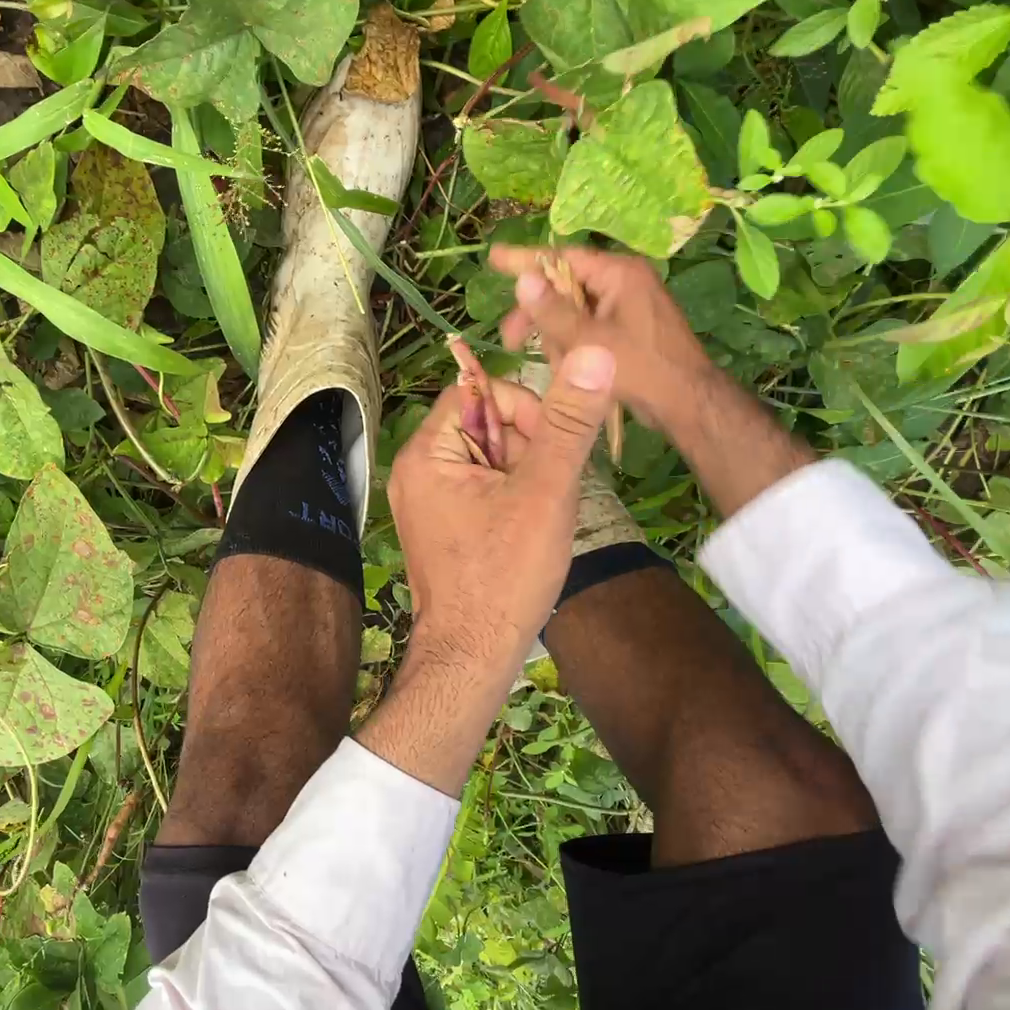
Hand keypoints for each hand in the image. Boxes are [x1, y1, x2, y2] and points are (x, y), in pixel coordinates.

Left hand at [387, 346, 617, 687]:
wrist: (472, 654)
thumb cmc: (504, 576)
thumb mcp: (545, 492)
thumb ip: (568, 423)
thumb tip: (594, 354)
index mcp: (426, 454)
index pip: (475, 392)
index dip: (524, 408)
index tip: (552, 448)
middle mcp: (416, 472)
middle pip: (482, 425)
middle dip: (527, 449)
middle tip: (545, 494)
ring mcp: (425, 501)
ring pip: (488, 459)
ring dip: (525, 476)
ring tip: (537, 518)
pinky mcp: (439, 526)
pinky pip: (481, 489)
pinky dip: (511, 499)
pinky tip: (526, 531)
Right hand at [492, 244, 815, 519]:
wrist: (685, 402)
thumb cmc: (641, 368)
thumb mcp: (588, 341)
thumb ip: (551, 310)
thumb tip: (522, 279)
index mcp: (619, 273)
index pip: (562, 257)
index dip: (525, 260)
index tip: (493, 258)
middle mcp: (624, 281)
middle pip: (564, 287)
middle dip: (539, 316)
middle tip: (512, 339)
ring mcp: (627, 304)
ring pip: (572, 311)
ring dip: (557, 336)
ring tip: (556, 363)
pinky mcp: (627, 327)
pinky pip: (586, 326)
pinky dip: (572, 344)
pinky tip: (567, 365)